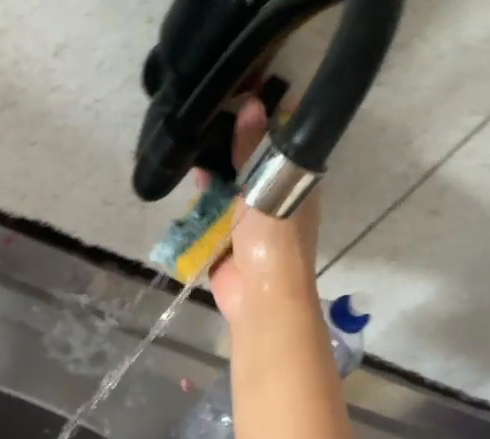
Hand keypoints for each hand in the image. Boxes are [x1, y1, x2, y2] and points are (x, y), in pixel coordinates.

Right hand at [203, 99, 321, 323]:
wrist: (260, 295)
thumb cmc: (275, 239)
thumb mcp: (266, 185)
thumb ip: (254, 149)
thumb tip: (251, 103)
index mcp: (298, 179)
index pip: (285, 136)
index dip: (266, 113)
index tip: (242, 91)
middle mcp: (275, 194)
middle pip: (253, 159)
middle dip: (232, 143)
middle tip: (209, 119)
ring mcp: (250, 217)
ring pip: (231, 183)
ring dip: (214, 171)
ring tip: (196, 150)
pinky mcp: (227, 238)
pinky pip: (213, 212)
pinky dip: (202, 200)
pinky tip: (191, 182)